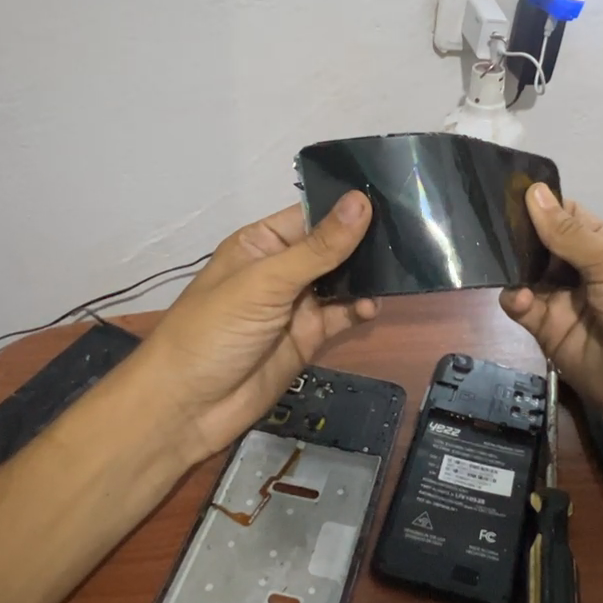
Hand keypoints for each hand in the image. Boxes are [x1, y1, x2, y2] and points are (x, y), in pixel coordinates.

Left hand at [136, 193, 378, 465]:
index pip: (313, 214)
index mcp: (262, 243)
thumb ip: (318, 248)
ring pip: (343, 280)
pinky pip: (342, 315)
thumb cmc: (213, 332)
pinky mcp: (309, 337)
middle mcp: (282, 268)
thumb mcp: (265, 282)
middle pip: (333, 246)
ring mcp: (297, 303)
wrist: (187, 409)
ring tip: (404, 264)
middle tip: (415, 229)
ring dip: (368, 275)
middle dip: (366, 240)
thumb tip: (362, 201)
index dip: (349, 206)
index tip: (396, 194)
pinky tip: (374, 306)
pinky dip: (360, 309)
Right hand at [499, 185, 602, 448]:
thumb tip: (533, 191)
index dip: (539, 203)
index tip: (503, 189)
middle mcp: (581, 269)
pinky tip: (520, 298)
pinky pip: (523, 308)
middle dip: (517, 234)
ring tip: (494, 259)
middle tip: (484, 223)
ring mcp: (564, 301)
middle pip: (539, 244)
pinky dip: (516, 299)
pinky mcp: (549, 332)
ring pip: (526, 275)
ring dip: (512, 266)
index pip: (565, 215)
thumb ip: (569, 234)